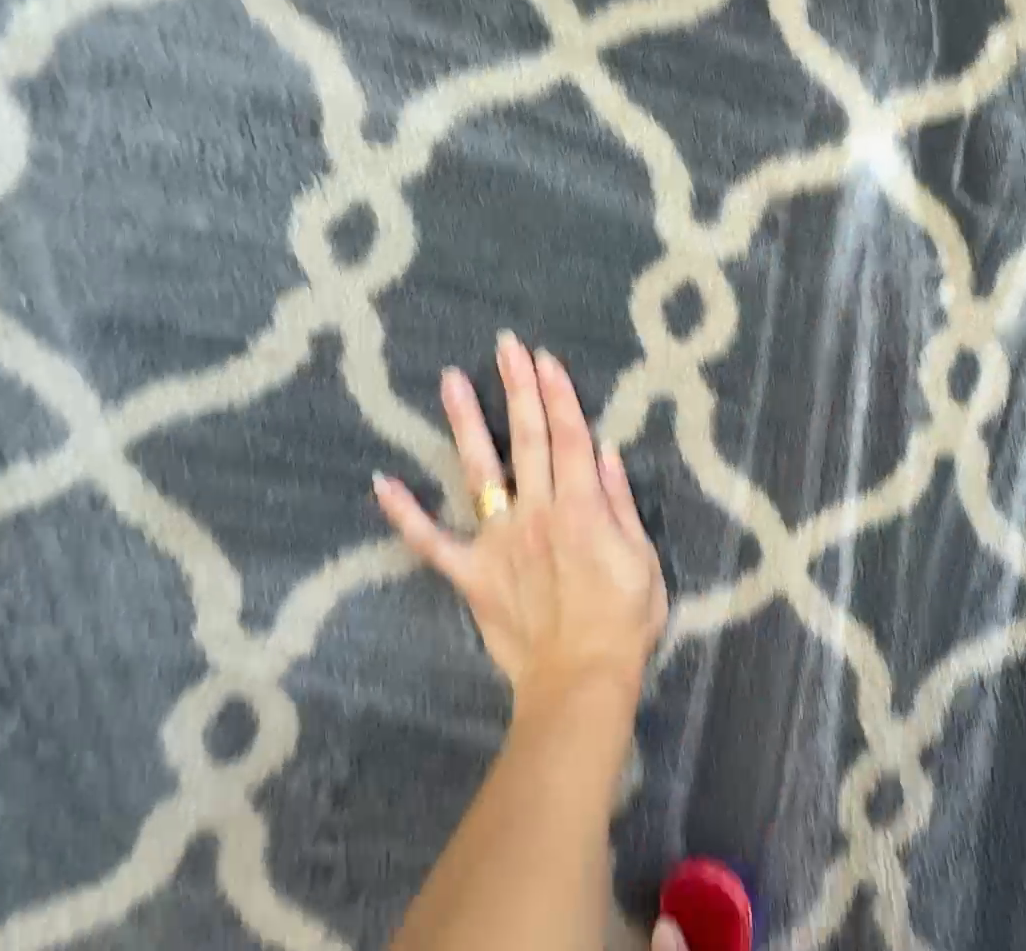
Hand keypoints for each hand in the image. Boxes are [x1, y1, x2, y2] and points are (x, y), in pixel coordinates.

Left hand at [374, 332, 667, 710]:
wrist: (582, 678)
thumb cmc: (624, 620)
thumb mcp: (643, 560)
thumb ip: (621, 505)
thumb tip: (606, 454)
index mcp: (584, 509)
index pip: (570, 438)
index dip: (559, 396)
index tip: (545, 359)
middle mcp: (538, 513)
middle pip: (528, 440)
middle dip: (519, 390)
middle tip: (506, 346)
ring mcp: (500, 542)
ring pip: (480, 474)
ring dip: (466, 425)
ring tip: (451, 381)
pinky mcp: (472, 574)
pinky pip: (432, 542)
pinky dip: (406, 514)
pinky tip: (381, 482)